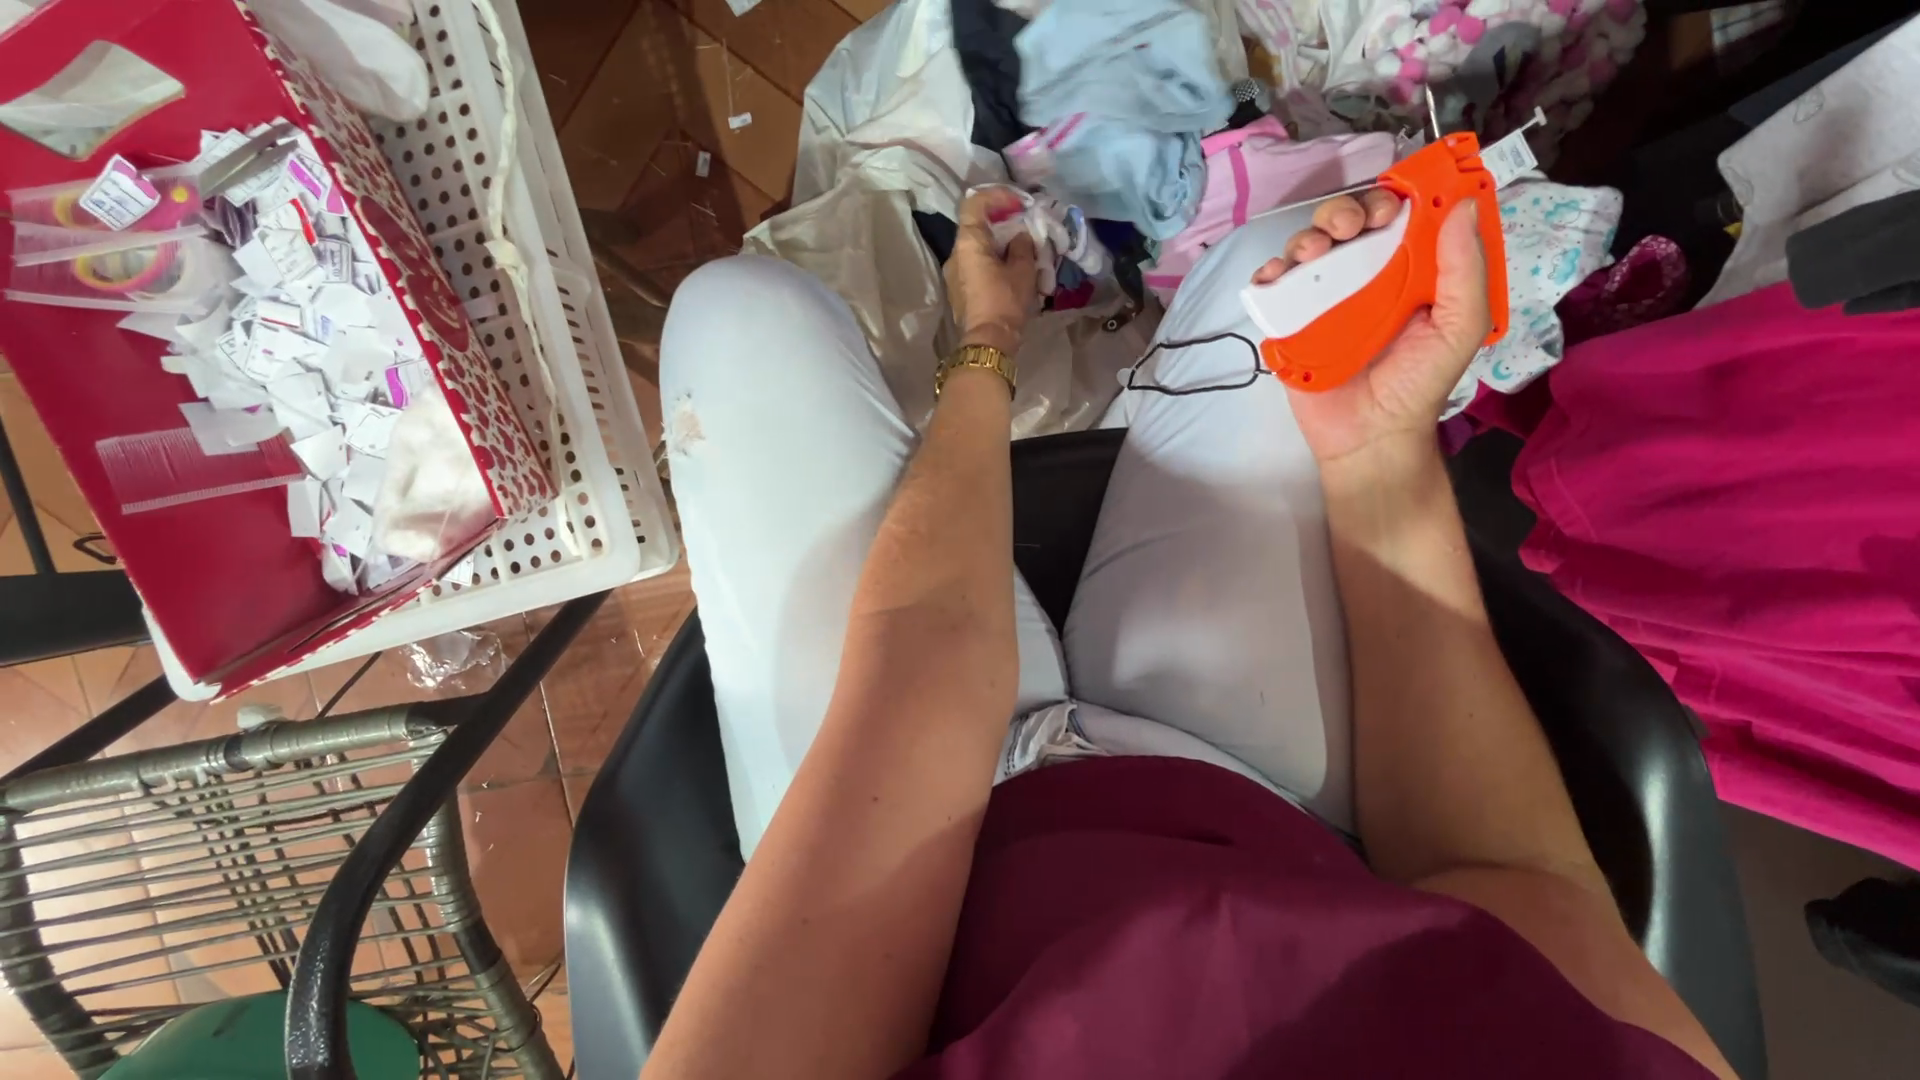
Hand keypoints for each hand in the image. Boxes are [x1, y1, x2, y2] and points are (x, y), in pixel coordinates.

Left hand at [946, 188, 1039, 356]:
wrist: (988, 342)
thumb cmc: (1005, 302)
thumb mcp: (1023, 270)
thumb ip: (1022, 246)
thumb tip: (1019, 237)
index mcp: (967, 243)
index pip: (974, 203)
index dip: (997, 196)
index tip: (1018, 204)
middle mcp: (954, 254)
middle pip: (975, 226)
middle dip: (1001, 222)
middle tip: (1024, 227)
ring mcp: (953, 275)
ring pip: (976, 248)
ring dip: (997, 245)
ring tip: (1021, 252)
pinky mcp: (958, 291)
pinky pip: (975, 266)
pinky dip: (992, 261)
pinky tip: (1010, 271)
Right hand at [1250, 190, 1489, 466]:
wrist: (1369, 435)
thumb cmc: (1417, 383)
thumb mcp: (1460, 326)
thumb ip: (1465, 269)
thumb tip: (1458, 205)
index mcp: (1406, 270)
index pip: (1396, 218)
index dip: (1392, 198)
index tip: (1391, 203)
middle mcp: (1362, 277)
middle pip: (1345, 224)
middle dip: (1343, 211)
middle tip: (1349, 227)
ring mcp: (1321, 299)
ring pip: (1306, 248)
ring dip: (1305, 238)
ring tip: (1310, 254)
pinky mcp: (1289, 323)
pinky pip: (1273, 288)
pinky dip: (1268, 274)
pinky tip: (1276, 276)